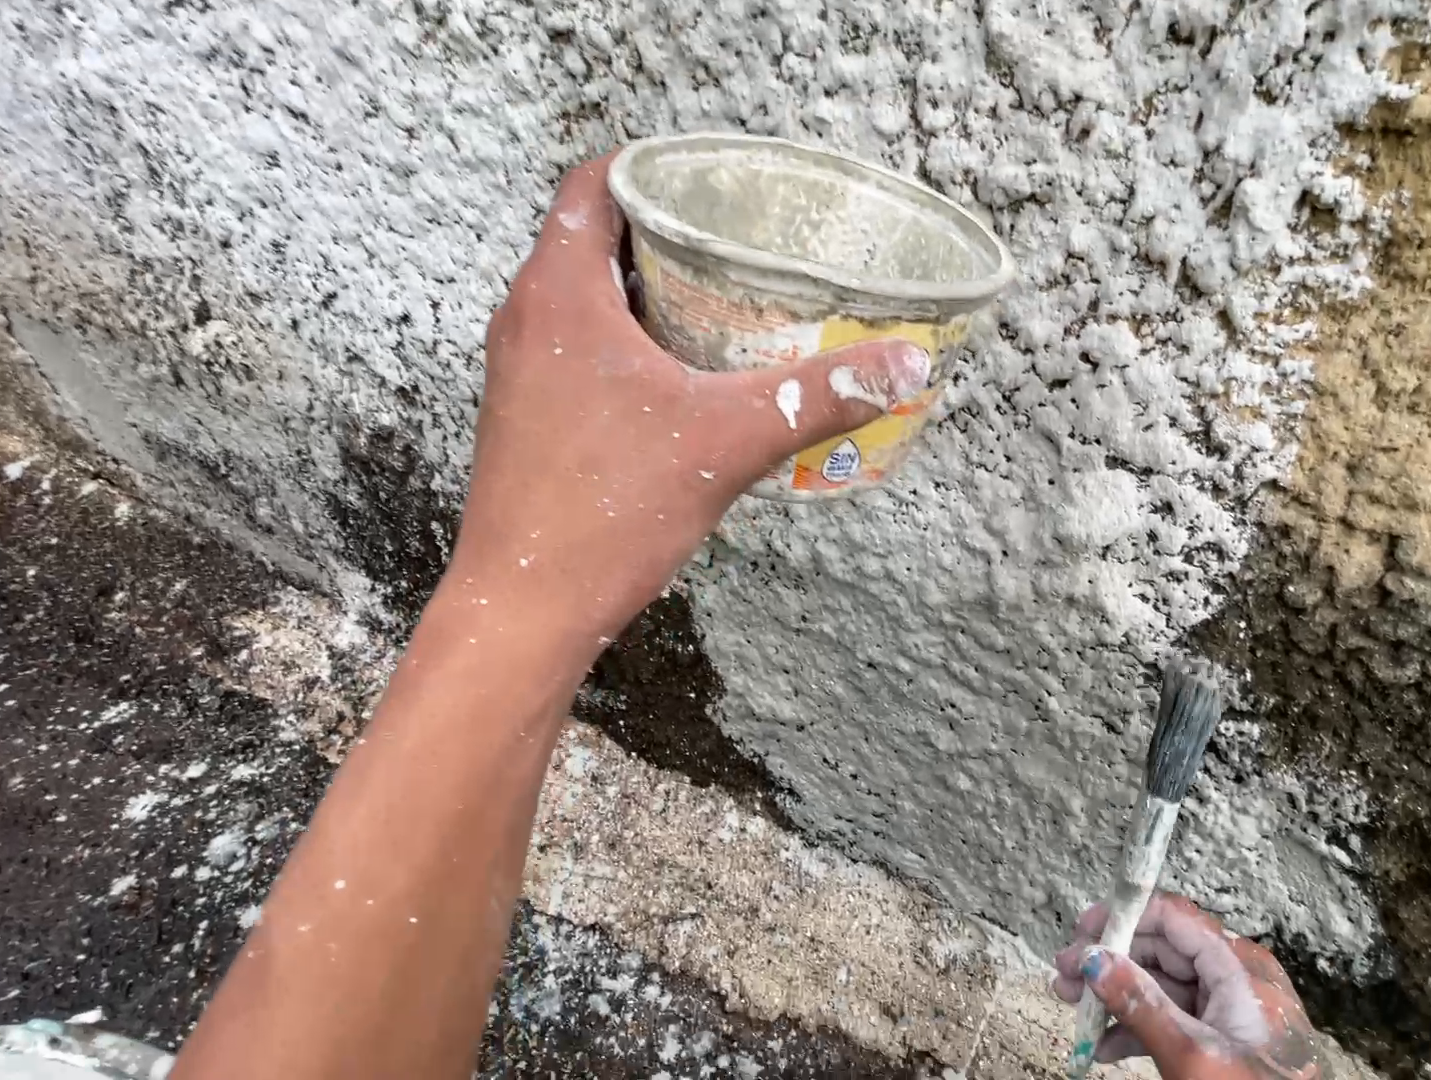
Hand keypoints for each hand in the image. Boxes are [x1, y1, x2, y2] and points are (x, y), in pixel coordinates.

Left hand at [449, 151, 931, 650]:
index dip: (657, 167)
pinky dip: (640, 344)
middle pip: (600, 238)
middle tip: (745, 245)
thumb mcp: (727, 443)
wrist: (526, 609)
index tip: (719, 182)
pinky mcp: (535, 414)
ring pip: (594, 298)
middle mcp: (530, 318)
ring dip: (657, 293)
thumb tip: (905, 365)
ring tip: (732, 304)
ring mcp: (526, 369)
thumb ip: (817, 398)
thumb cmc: (607, 512)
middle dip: (672, 232)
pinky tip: (695, 380)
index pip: (597, 183)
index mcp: (561, 294)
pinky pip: (588, 350)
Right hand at [1053, 892, 1322, 1079]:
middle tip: (1063, 974)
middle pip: (1161, 950)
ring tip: (1069, 1004)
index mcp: (1240, 968)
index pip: (1173, 918)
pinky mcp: (1223, 1043)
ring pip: (1161, 986)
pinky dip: (1136, 1027)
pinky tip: (1101, 1046)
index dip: (1124, 917)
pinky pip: (1172, 1019)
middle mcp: (1236, 978)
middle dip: (1109, 960)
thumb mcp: (1192, 1057)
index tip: (1080, 931)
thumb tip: (1092, 958)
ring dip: (1114, 995)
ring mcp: (1230, 1012)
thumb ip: (1139, 1005)